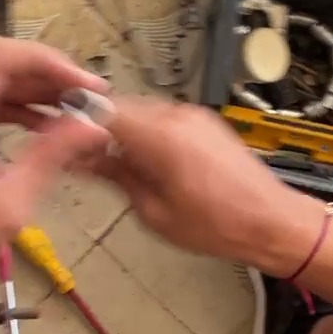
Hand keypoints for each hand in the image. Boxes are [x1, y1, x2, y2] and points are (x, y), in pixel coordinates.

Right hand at [89, 99, 327, 274]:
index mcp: (161, 137)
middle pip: (120, 108)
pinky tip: (144, 161)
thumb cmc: (218, 225)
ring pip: (141, 112)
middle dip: (98, 129)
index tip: (62, 141)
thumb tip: (85, 161)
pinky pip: (163, 119)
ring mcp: (193, 116)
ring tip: (113, 165)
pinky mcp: (204, 123)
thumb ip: (116, 177)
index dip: (76, 124)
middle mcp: (177, 116)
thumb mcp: (153, 211)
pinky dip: (146, 134)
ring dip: (122, 132)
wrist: (270, 221)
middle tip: (82, 158)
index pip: (102, 112)